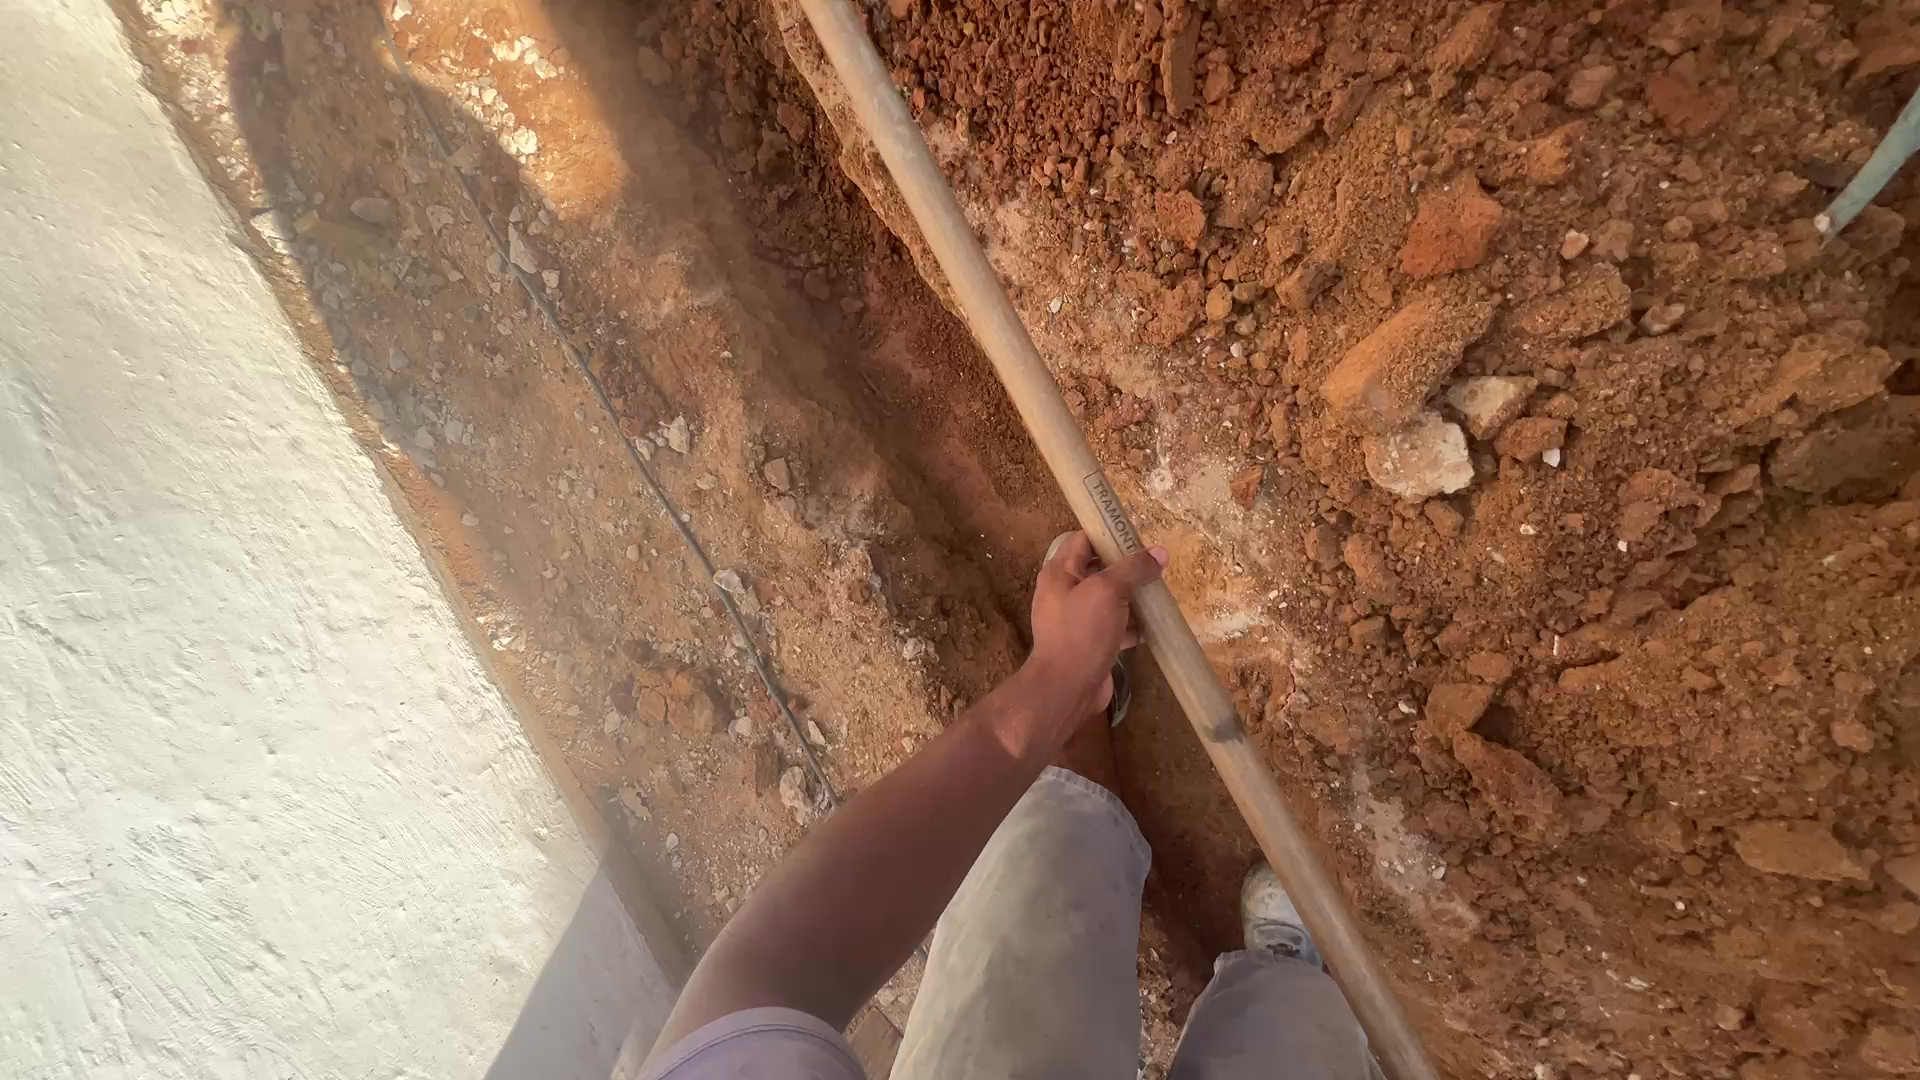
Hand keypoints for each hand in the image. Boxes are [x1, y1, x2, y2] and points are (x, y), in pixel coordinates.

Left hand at [1021, 531, 1168, 727]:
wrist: (1067, 688)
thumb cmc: (1082, 632)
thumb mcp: (1108, 591)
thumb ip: (1133, 569)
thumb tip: (1159, 553)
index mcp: (1059, 573)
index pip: (1082, 540)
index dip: (1108, 534)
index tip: (1137, 536)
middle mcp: (1063, 592)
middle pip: (1097, 569)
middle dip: (1126, 567)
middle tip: (1154, 565)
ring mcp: (1075, 620)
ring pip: (1108, 599)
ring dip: (1131, 597)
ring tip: (1158, 592)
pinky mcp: (1088, 643)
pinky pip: (1113, 626)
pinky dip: (1131, 625)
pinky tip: (1152, 627)